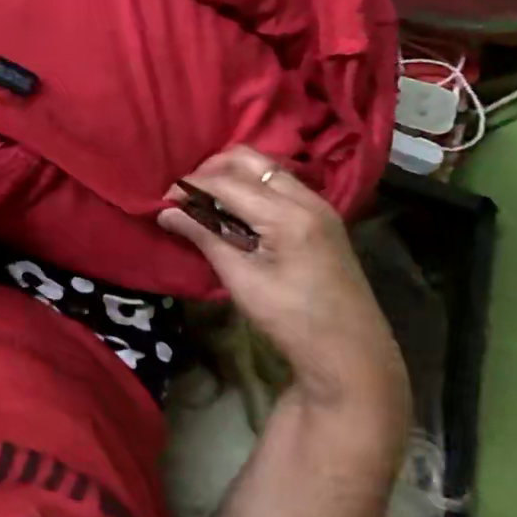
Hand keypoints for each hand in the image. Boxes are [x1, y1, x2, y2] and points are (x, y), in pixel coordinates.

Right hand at [159, 146, 408, 422]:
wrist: (352, 356)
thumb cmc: (291, 321)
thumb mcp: (241, 280)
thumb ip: (204, 237)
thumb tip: (166, 213)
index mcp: (288, 215)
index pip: (226, 182)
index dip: (189, 186)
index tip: (164, 201)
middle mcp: (307, 199)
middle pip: (248, 159)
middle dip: (210, 170)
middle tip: (186, 195)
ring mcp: (319, 206)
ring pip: (265, 168)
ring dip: (231, 176)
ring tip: (206, 202)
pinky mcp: (322, 218)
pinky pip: (279, 184)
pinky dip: (251, 187)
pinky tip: (235, 212)